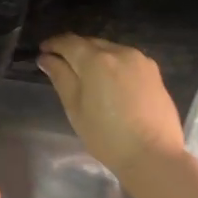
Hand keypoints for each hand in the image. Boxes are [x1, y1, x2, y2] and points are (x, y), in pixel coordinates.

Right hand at [38, 34, 186, 177]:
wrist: (153, 155)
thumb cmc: (106, 136)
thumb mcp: (75, 108)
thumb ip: (61, 77)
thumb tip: (46, 58)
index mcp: (97, 60)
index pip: (69, 42)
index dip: (53, 44)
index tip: (43, 52)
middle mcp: (120, 52)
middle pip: (91, 43)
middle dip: (74, 50)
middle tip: (61, 65)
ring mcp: (141, 61)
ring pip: (111, 50)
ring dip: (95, 57)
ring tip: (86, 76)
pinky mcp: (155, 73)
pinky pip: (127, 61)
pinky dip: (114, 65)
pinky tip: (111, 83)